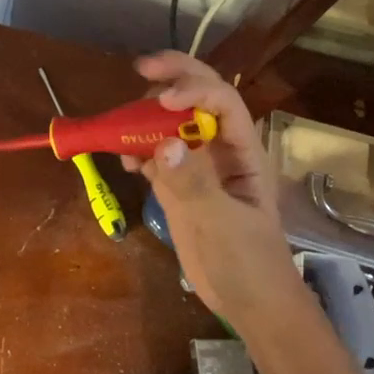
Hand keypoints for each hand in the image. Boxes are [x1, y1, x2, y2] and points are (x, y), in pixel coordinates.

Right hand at [123, 51, 300, 328]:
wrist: (250, 305)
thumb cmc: (248, 262)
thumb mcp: (223, 224)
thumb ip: (194, 184)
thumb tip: (164, 143)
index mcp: (243, 149)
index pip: (222, 100)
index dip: (194, 90)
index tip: (162, 100)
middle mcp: (220, 146)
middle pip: (199, 95)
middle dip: (172, 75)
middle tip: (141, 68)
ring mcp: (198, 162)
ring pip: (171, 118)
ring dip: (147, 113)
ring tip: (123, 127)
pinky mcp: (178, 181)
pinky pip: (155, 149)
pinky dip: (136, 145)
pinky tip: (124, 160)